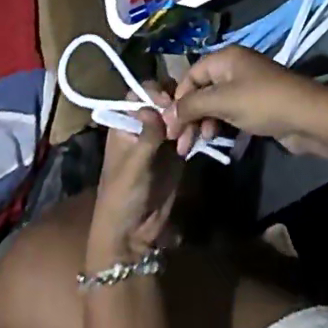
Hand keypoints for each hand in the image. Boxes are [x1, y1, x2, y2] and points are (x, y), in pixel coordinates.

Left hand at [87, 86, 181, 265]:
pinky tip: (205, 136)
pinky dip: (199, 128)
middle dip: (178, 102)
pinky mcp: (179, 149)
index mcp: (125, 124)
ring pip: (180, 111)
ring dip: (191, 116)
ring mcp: (163, 136)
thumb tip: (152, 107)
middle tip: (188, 114)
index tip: (168, 102)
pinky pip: (191, 128)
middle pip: (164, 98)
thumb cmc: (122, 198)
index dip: (154, 92)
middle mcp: (145, 124)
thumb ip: (146, 135)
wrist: (133, 234)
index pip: (139, 94)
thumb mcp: (132, 167)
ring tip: (194, 135)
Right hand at [167, 46, 326, 157]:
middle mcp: (234, 67)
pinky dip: (218, 124)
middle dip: (188, 115)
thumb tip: (168, 114)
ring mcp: (246, 85)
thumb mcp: (222, 101)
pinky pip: (228, 112)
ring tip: (195, 146)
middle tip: (179, 144)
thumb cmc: (261, 102)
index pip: (191, 74)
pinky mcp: (255, 104)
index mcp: (226, 58)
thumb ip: (192, 105)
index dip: (178, 99)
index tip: (169, 126)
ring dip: (202, 123)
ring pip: (214, 103)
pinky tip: (214, 140)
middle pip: (201, 90)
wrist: (304, 115)